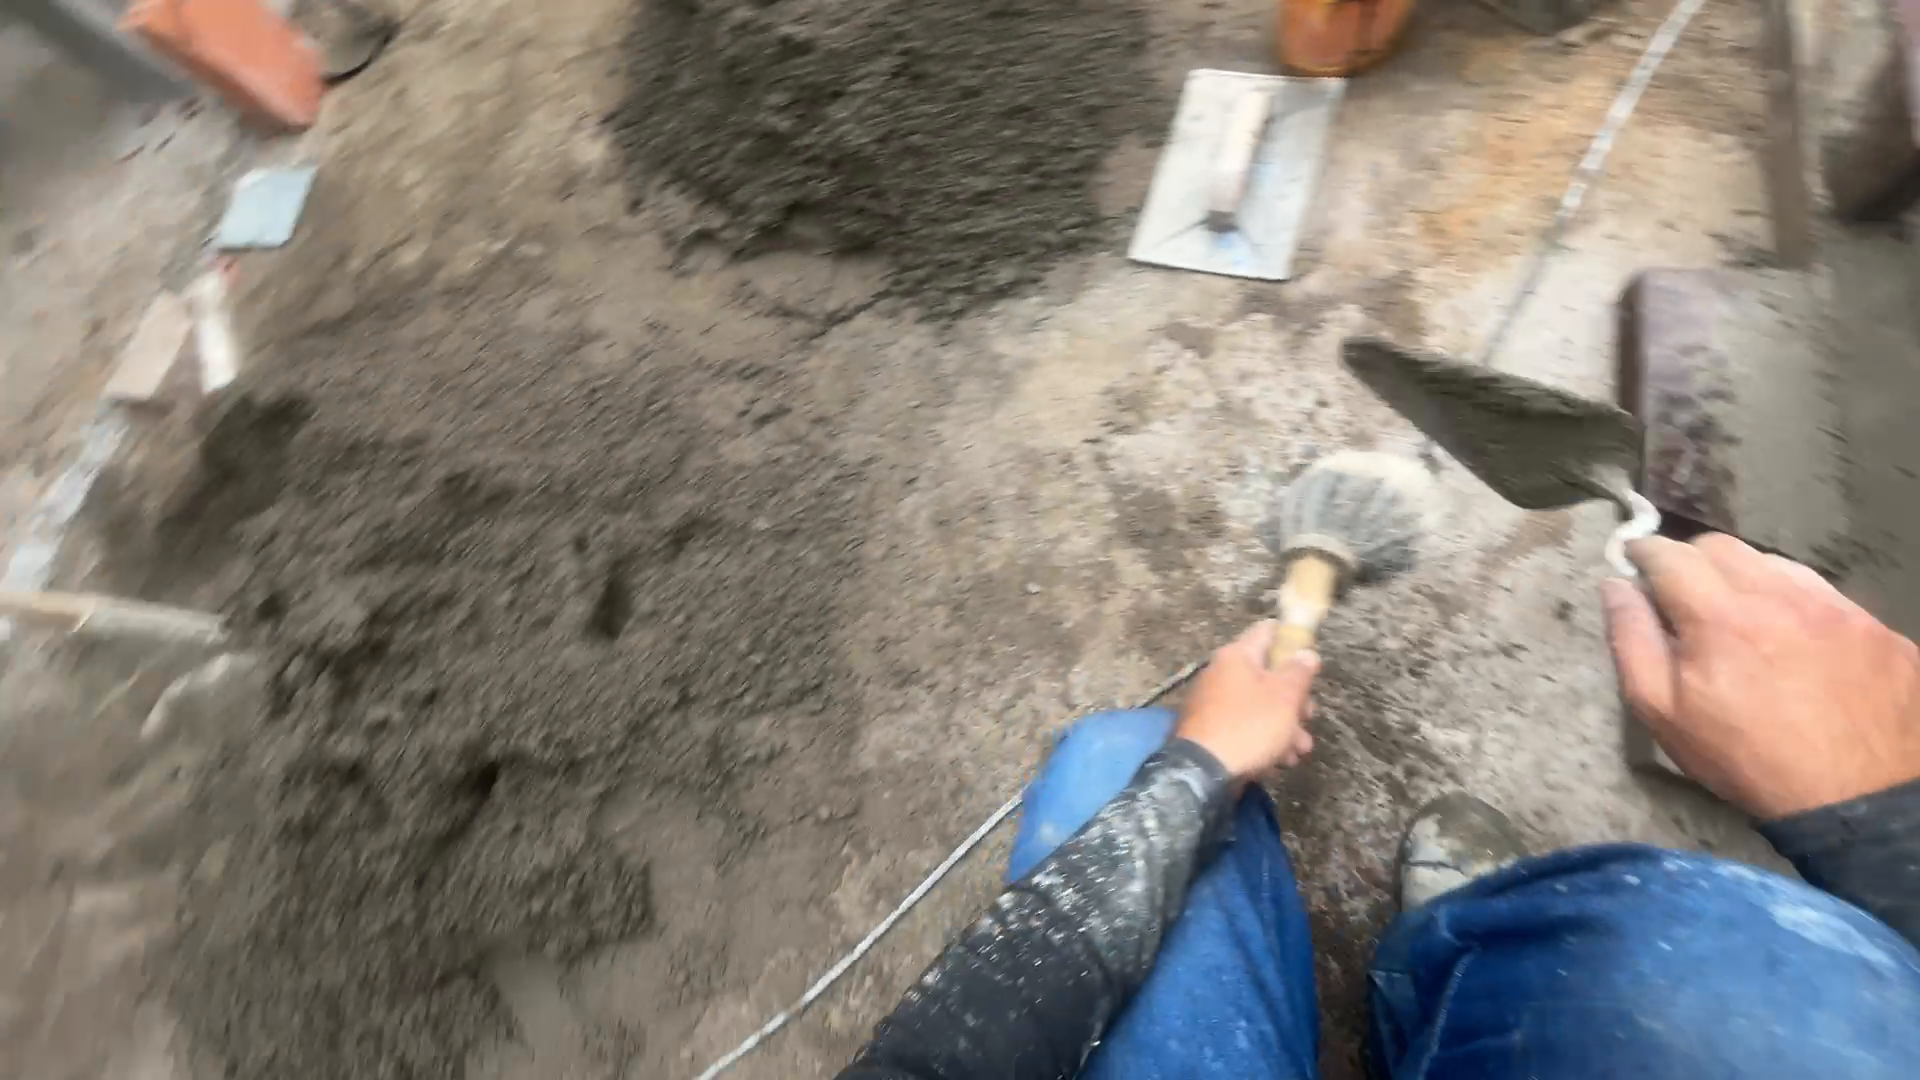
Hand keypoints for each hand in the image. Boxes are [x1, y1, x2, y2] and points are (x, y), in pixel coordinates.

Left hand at [1173, 622, 1319, 784]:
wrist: (1203, 770)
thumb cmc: (1249, 726)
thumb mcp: (1284, 697)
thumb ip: (1298, 671)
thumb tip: (1305, 651)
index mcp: (1236, 656)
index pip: (1267, 631)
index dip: (1291, 638)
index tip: (1310, 655)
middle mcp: (1221, 672)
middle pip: (1267, 674)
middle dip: (1294, 698)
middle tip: (1308, 716)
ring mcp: (1213, 700)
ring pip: (1259, 704)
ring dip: (1284, 725)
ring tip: (1299, 750)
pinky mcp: (1210, 726)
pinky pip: (1244, 724)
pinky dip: (1263, 738)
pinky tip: (1280, 760)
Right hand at [1603, 533, 1919, 818]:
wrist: (1858, 802)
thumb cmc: (1739, 754)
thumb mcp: (1657, 705)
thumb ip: (1630, 636)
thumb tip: (1615, 586)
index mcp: (1722, 617)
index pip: (1671, 554)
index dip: (1641, 552)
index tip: (1630, 563)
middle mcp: (1785, 600)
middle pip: (1723, 546)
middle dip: (1688, 560)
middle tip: (1676, 593)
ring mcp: (1842, 613)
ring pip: (1775, 565)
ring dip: (1741, 578)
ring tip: (1734, 617)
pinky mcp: (1882, 632)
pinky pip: (1823, 595)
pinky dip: (1789, 602)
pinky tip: (1785, 639)